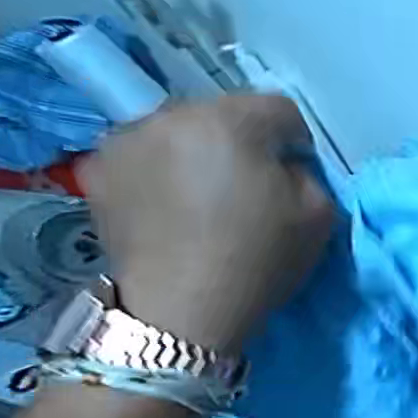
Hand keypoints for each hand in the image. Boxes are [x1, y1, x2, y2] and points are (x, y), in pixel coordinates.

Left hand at [78, 94, 334, 351]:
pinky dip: (161, 170)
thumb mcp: (321, 213)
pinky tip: (171, 207)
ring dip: (198, 153)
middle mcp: (169, 116)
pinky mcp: (96, 170)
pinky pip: (144, 154)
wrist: (183, 310)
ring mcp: (123, 140)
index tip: (296, 174)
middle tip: (250, 187)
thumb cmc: (260, 258)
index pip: (279, 107)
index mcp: (229, 122)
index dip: (296, 141)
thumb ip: (307, 172)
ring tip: (205, 198)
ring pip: (180, 131)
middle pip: (223, 114)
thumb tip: (282, 164)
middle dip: (242, 142)